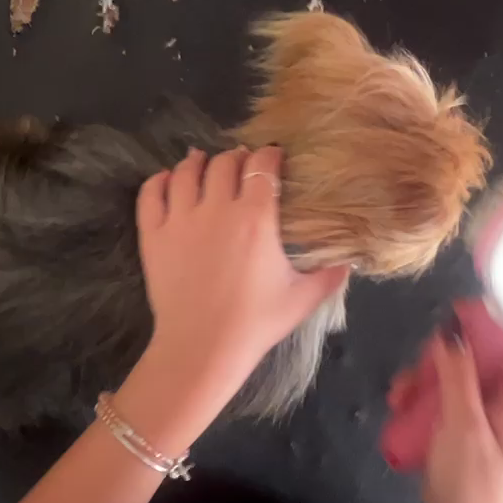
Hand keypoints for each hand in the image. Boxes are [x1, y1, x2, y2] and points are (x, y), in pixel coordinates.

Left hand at [116, 147, 349, 448]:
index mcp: (256, 218)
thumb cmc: (255, 323)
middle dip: (236, 156)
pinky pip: (152, 194)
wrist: (202, 348)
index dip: (269, 155)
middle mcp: (218, 208)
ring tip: (202, 161)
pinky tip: (167, 180)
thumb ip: (329, 277)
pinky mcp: (153, 234)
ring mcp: (181, 219)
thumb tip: (350, 262)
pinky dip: (159, 181)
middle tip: (240, 162)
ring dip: (198, 162)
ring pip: (187, 172)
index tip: (273, 156)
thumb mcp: (302, 300)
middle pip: (225, 163)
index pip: (263, 167)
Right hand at [417, 274, 502, 502]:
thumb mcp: (462, 428)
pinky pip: (454, 378)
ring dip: (435, 363)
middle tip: (436, 340)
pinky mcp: (473, 410)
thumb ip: (458, 376)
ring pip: (473, 356)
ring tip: (405, 388)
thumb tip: (453, 328)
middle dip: (468, 334)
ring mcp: (496, 401)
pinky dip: (427, 382)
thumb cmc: (473, 488)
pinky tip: (402, 400)